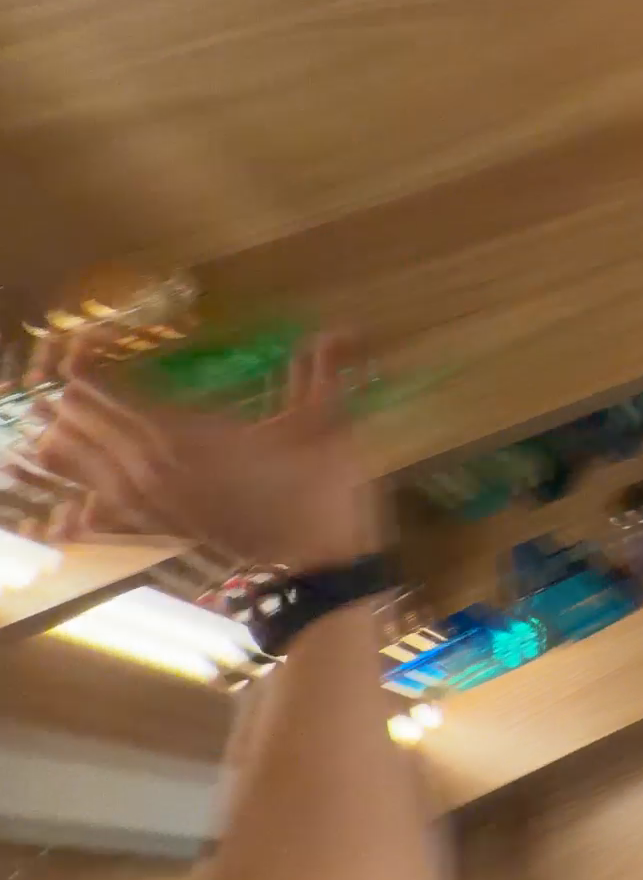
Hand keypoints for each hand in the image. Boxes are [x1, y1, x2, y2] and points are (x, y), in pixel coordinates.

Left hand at [34, 332, 387, 569]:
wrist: (323, 550)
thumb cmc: (327, 483)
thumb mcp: (328, 423)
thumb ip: (321, 374)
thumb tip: (342, 329)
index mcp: (188, 433)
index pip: (100, 386)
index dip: (84, 358)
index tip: (89, 342)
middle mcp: (150, 463)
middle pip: (74, 414)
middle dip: (73, 389)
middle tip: (86, 370)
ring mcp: (144, 497)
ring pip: (64, 454)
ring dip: (63, 428)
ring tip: (69, 412)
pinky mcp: (149, 520)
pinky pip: (80, 497)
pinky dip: (71, 477)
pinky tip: (75, 468)